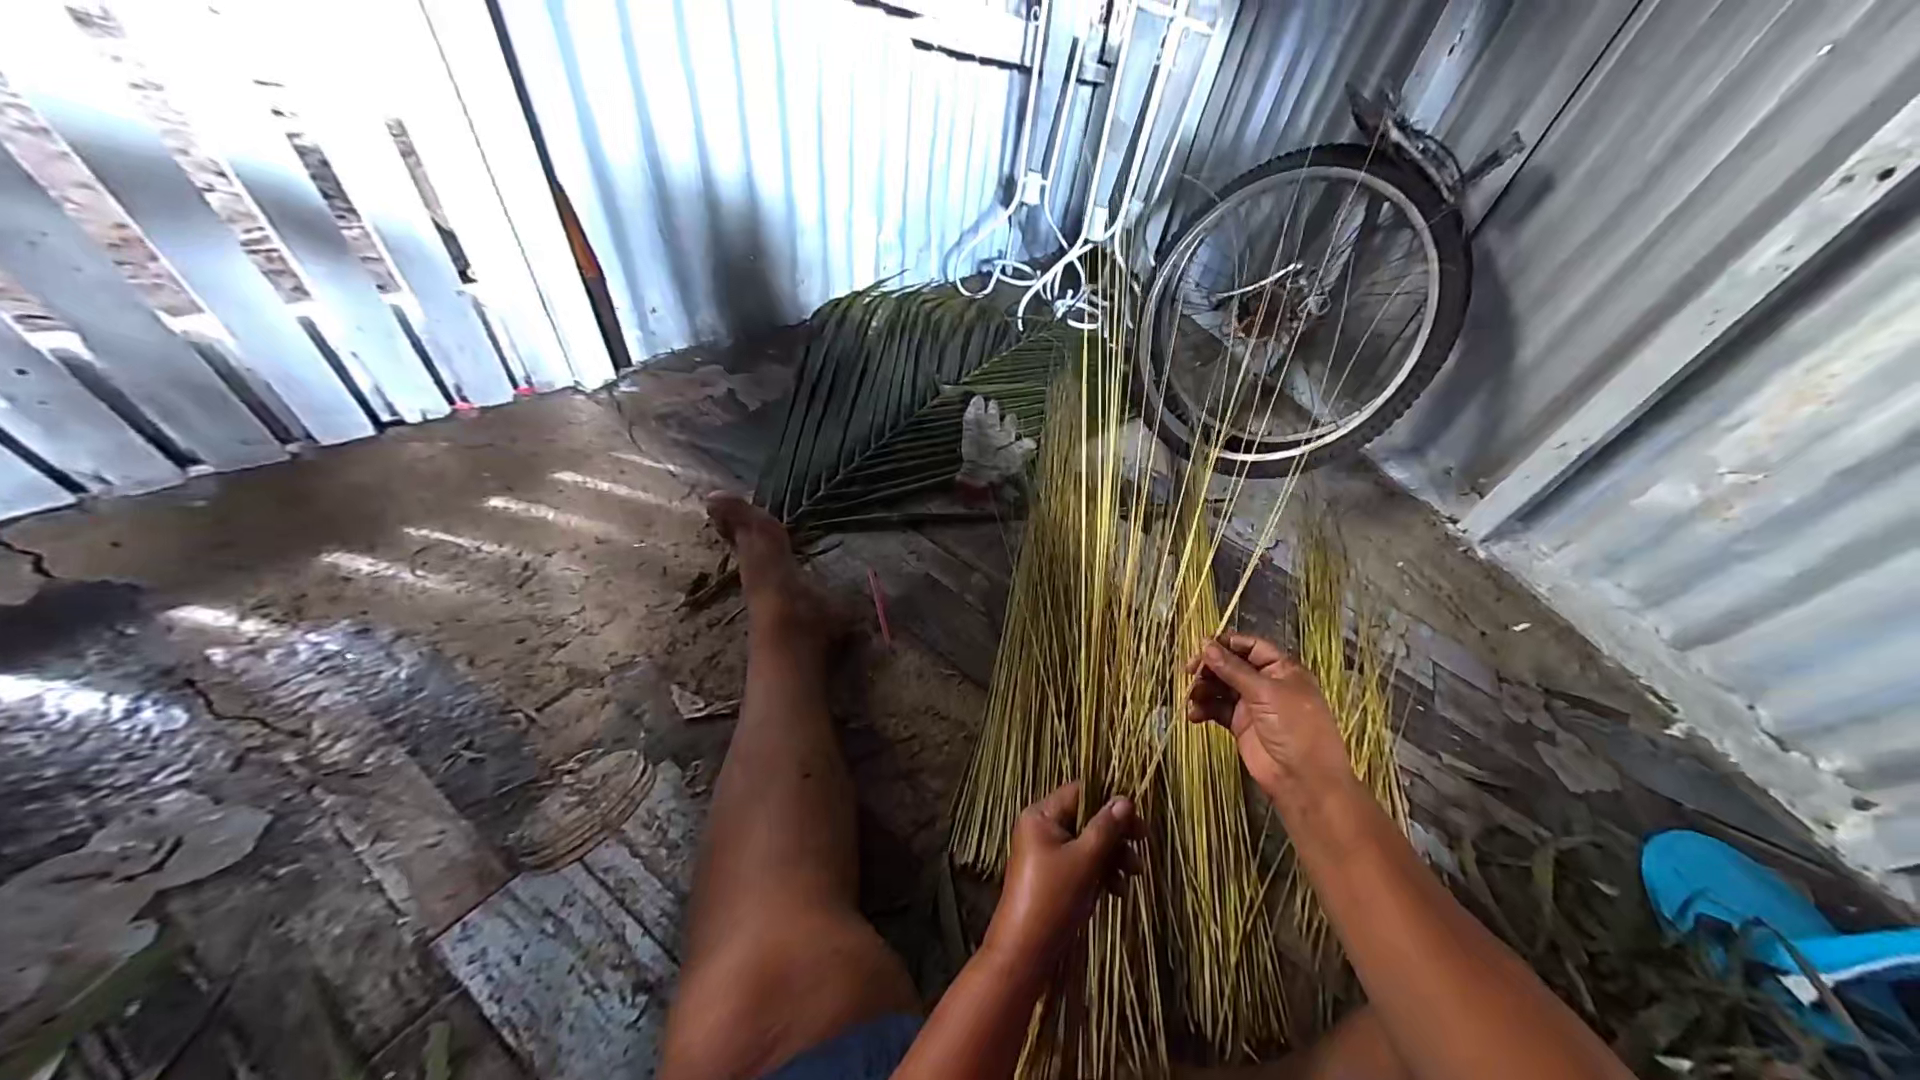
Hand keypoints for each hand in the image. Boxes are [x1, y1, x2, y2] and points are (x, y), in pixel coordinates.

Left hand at [982, 781, 1143, 975]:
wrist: (1025, 951)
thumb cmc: (1053, 898)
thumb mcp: (1084, 860)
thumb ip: (1106, 828)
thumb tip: (1125, 800)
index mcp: (1040, 815)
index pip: (1080, 792)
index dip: (1110, 803)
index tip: (1137, 823)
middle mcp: (1041, 827)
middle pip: (1086, 818)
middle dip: (1115, 835)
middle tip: (1141, 849)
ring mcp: (1046, 852)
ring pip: (1087, 842)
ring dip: (1112, 856)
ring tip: (1132, 875)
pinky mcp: (1053, 875)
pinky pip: (1081, 863)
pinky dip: (1100, 872)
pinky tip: (1116, 891)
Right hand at [1186, 633, 1352, 803]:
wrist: (1303, 779)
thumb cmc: (1295, 728)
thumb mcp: (1266, 693)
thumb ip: (1233, 669)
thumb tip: (1206, 645)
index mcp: (1281, 670)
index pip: (1251, 647)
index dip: (1227, 644)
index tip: (1203, 647)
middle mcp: (1266, 684)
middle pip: (1231, 666)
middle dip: (1210, 667)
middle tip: (1190, 672)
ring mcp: (1252, 705)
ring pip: (1221, 687)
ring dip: (1203, 689)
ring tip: (1193, 697)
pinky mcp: (1240, 724)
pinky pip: (1217, 709)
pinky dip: (1204, 710)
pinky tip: (1194, 715)